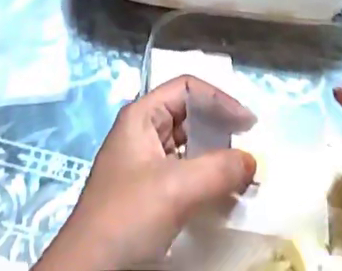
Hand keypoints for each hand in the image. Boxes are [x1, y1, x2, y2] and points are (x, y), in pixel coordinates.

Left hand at [37, 76, 257, 270]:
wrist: (90, 267)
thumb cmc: (128, 215)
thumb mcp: (175, 187)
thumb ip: (217, 169)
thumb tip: (252, 159)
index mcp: (141, 116)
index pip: (186, 88)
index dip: (219, 99)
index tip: (250, 124)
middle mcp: (143, 133)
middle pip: (189, 116)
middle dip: (222, 130)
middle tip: (251, 154)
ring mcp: (146, 164)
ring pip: (190, 149)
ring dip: (218, 160)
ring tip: (246, 179)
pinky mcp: (151, 194)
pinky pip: (186, 177)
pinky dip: (208, 183)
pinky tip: (227, 200)